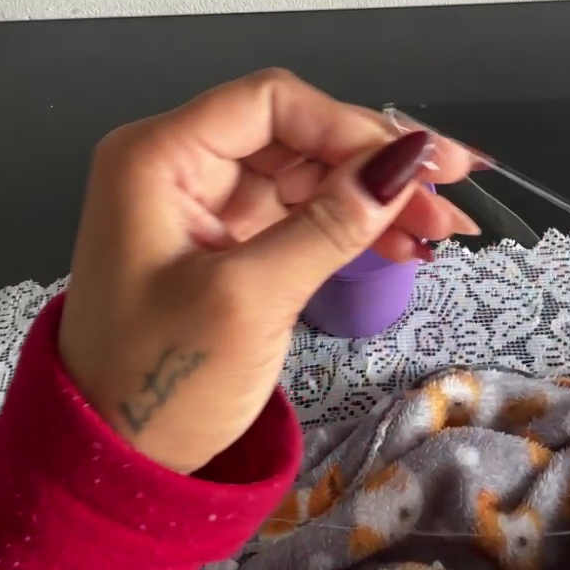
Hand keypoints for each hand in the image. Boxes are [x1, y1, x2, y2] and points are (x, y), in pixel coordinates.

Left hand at [55, 69, 480, 473]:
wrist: (114, 466)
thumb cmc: (163, 382)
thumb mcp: (249, 298)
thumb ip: (330, 223)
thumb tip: (409, 158)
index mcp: (161, 156)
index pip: (270, 104)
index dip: (347, 126)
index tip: (412, 166)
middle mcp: (184, 164)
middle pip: (299, 135)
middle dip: (376, 162)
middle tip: (454, 183)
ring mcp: (211, 203)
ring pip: (312, 174)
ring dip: (378, 196)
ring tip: (446, 226)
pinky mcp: (235, 240)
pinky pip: (306, 214)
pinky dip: (355, 227)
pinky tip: (407, 244)